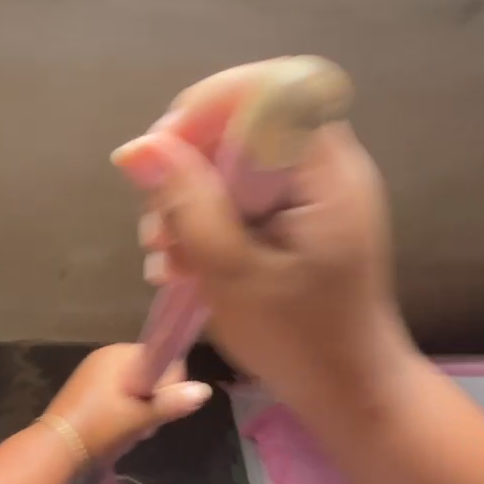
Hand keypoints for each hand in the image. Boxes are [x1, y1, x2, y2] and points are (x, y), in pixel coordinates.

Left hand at [43, 344, 211, 463]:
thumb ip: (173, 402)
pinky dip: (125, 413)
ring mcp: (95, 373)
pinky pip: (119, 396)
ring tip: (132, 432)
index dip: (170, 384)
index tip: (162, 408)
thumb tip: (206, 390)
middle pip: (151, 374)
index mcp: (120, 354)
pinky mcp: (87, 391)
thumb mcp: (141, 416)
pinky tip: (120, 432)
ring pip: (136, 388)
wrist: (56, 448)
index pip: (163, 358)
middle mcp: (107, 357)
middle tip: (145, 425)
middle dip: (154, 401)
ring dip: (141, 411)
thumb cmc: (101, 426)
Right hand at [110, 63, 419, 415]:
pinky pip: (238, 196)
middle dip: (187, 165)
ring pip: (231, 164)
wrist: (349, 393)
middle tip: (157, 223)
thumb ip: (186, 203)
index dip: (211, 106)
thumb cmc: (299, 339)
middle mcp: (323, 168)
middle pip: (242, 125)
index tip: (164, 152)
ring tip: (163, 256)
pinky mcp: (293, 218)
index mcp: (327, 171)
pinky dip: (203, 222)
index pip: (271, 90)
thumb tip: (134, 148)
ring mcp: (309, 194)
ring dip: (186, 202)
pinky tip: (179, 265)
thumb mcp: (231, 271)